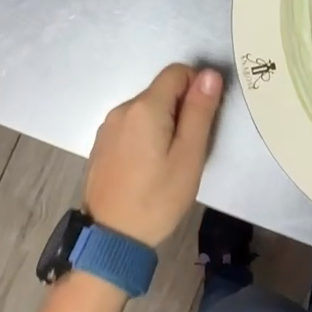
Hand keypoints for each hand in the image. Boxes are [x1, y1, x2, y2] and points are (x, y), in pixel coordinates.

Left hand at [84, 64, 224, 245]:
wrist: (112, 238)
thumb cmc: (157, 198)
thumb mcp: (189, 156)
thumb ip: (199, 111)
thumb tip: (209, 75)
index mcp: (145, 108)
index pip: (177, 72)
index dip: (198, 87)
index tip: (205, 119)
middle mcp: (122, 109)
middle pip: (161, 91)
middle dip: (182, 108)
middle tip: (191, 147)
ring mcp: (108, 127)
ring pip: (147, 110)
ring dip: (165, 123)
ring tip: (172, 161)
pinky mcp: (102, 145)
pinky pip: (132, 127)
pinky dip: (147, 136)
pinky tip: (151, 167)